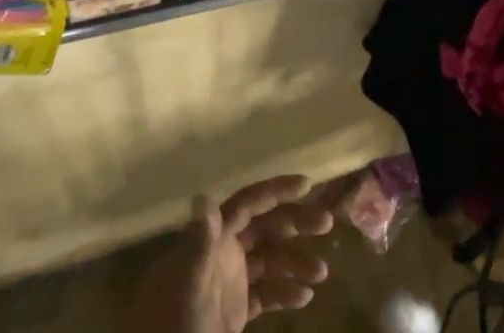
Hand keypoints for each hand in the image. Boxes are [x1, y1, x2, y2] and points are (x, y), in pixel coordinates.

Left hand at [126, 175, 333, 332]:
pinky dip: (285, 293)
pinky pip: (265, 294)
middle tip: (327, 224)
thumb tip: (203, 196)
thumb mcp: (188, 285)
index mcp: (210, 241)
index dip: (274, 191)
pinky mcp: (234, 310)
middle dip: (296, 223)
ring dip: (296, 262)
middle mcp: (221, 254)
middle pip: (264, 228)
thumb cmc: (176, 323)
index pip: (246, 205)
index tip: (307, 185)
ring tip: (321, 273)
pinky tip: (304, 297)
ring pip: (270, 261)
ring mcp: (229, 282)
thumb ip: (198, 244)